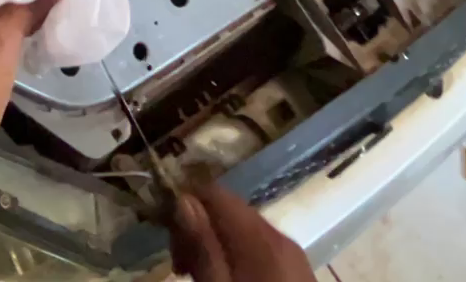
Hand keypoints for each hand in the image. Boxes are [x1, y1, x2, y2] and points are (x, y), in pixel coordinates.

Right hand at [170, 182, 314, 281]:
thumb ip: (202, 246)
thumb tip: (182, 199)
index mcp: (262, 239)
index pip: (215, 193)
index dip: (184, 204)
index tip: (166, 236)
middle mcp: (282, 238)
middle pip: (229, 209)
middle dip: (199, 228)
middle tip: (180, 266)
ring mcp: (295, 257)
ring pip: (243, 230)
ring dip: (215, 244)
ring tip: (200, 277)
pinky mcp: (299, 275)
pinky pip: (260, 250)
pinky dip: (237, 257)